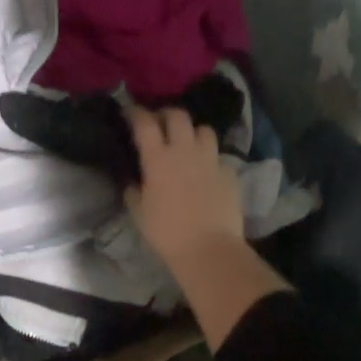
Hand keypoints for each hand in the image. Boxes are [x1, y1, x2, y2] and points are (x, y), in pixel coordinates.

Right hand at [124, 105, 243, 264]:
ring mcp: (211, 160)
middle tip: (160, 124)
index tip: (131, 112)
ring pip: (204, 130)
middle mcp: (185, 151)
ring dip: (193, 133)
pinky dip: (210, 159)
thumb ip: (134, 190)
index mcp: (158, 159)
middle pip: (178, 116)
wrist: (208, 248)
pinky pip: (219, 157)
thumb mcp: (139, 212)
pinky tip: (206, 172)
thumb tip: (135, 182)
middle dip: (167, 115)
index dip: (136, 113)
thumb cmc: (166, 231)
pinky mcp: (229, 173)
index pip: (145, 123)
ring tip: (188, 144)